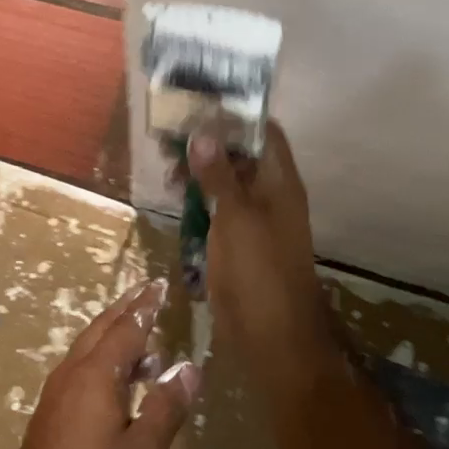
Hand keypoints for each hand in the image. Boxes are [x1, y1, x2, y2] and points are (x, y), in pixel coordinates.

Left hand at [0, 279, 200, 448]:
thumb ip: (166, 408)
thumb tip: (190, 367)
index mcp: (95, 374)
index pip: (126, 327)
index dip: (145, 306)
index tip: (158, 284)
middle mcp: (71, 373)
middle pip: (101, 329)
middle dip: (125, 310)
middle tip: (146, 293)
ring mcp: (55, 394)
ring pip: (88, 349)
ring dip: (114, 337)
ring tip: (144, 343)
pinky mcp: (49, 415)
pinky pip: (79, 370)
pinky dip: (102, 360)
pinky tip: (116, 383)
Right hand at [187, 122, 336, 381]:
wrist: (274, 340)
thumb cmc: (259, 272)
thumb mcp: (235, 217)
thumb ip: (218, 174)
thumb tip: (202, 133)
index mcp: (280, 182)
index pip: (263, 132)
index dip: (236, 117)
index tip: (199, 107)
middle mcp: (271, 195)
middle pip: (242, 155)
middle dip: (209, 144)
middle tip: (171, 142)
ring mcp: (256, 221)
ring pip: (228, 183)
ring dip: (201, 173)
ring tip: (169, 173)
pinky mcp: (240, 244)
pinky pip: (220, 211)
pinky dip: (201, 201)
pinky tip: (177, 200)